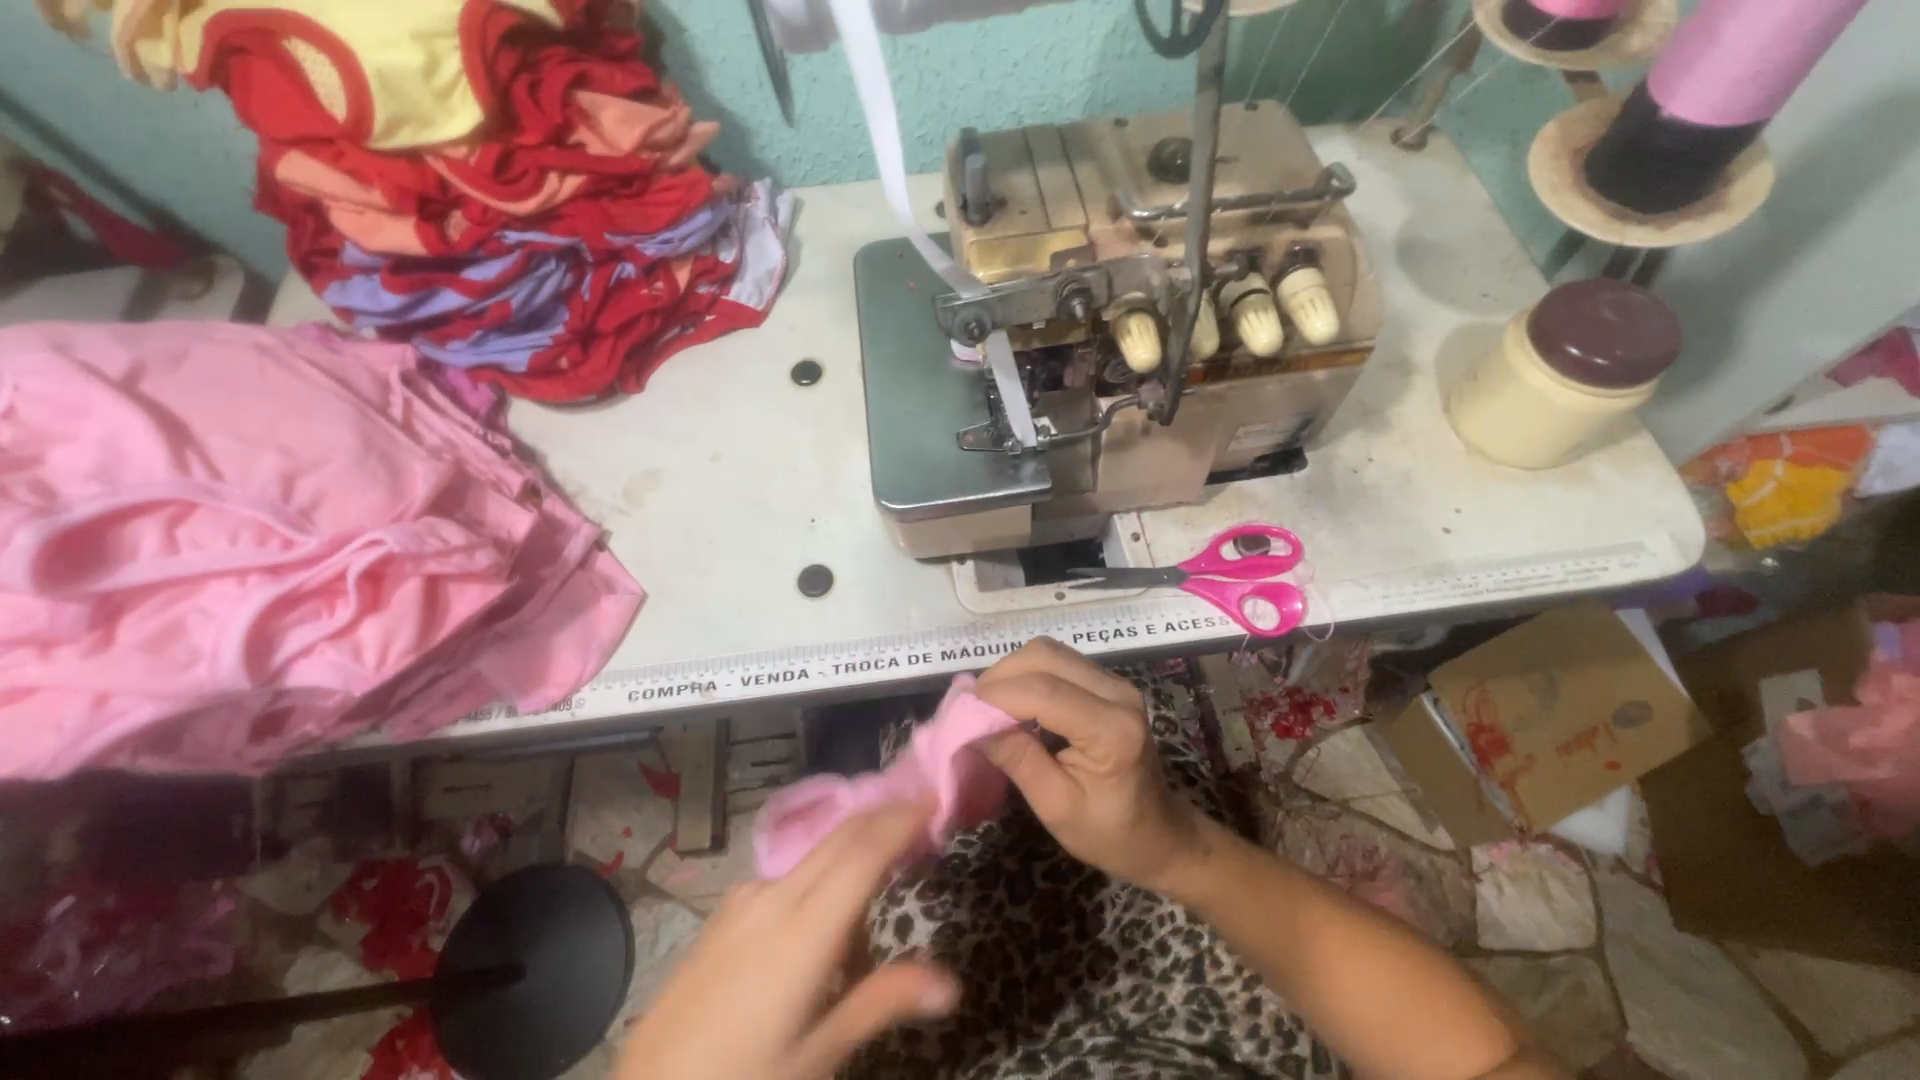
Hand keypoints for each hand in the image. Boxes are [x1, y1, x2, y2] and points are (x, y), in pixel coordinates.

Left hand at [614, 803, 959, 1079]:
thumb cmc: (741, 1076)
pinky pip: (785, 881)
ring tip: (873, 915)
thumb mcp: (816, 1053)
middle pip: (839, 839)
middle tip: (922, 822)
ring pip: (813, 860)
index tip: (934, 798)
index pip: (864, 854)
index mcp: (804, 930)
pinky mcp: (723, 915)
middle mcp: (774, 898)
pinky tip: (819, 933)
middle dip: (882, 821)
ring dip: (850, 860)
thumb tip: (950, 983)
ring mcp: (743, 902)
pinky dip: (818, 883)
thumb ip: (880, 1003)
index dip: (901, 821)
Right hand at [974, 638, 1209, 890]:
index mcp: (1111, 730)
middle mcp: (1118, 694)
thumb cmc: (1110, 833)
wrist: (1161, 835)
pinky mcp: (1109, 685)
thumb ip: (1017, 760)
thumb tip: (970, 725)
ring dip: (1012, 674)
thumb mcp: (1056, 807)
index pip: (1043, 692)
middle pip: (1044, 656)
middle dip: (1000, 677)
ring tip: (989, 709)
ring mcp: (1116, 684)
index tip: (960, 714)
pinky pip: (1059, 663)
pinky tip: (1014, 707)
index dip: (996, 696)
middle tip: (972, 710)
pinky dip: (1028, 677)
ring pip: (1049, 653)